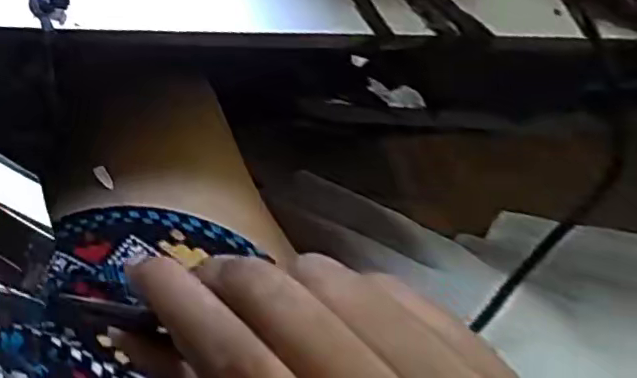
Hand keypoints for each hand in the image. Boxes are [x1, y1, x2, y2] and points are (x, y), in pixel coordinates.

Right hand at [120, 253, 517, 377]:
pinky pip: (397, 291)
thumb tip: (151, 341)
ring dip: (282, 278)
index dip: (176, 302)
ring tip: (272, 304)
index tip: (142, 269)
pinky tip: (341, 317)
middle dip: (220, 275)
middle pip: (275, 297)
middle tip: (200, 287)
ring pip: (331, 277)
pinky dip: (352, 290)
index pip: (234, 358)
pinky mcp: (494, 373)